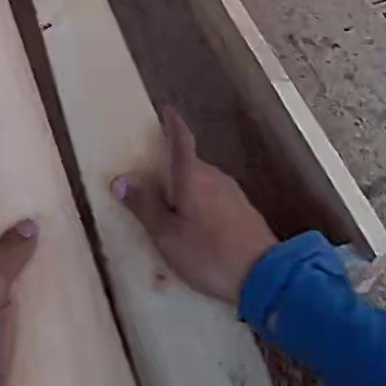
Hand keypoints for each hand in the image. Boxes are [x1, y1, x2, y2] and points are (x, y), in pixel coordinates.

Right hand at [113, 108, 277, 305]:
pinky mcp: (242, 209)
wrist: (264, 275)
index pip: (181, 141)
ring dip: (187, 188)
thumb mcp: (167, 235)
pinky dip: (201, 202)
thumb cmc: (208, 253)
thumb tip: (121, 181)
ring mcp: (231, 192)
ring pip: (202, 181)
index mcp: (192, 178)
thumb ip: (144, 206)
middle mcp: (213, 177)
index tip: (167, 110)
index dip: (173, 125)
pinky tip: (197, 227)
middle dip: (172, 167)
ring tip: (172, 211)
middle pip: (189, 163)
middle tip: (154, 181)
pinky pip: (214, 196)